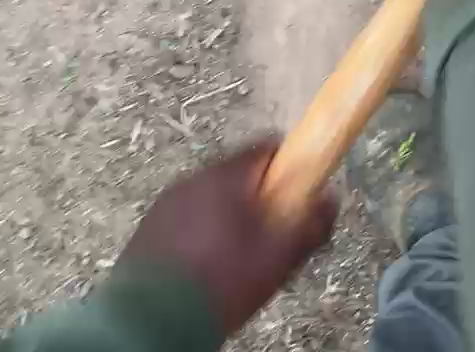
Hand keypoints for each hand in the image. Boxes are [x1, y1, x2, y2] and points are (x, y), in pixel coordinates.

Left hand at [118, 137, 337, 334]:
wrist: (145, 327)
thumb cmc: (222, 281)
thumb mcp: (280, 257)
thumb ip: (312, 222)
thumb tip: (331, 197)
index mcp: (228, 175)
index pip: (270, 147)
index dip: (290, 166)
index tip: (298, 194)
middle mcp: (194, 178)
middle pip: (239, 173)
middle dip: (258, 195)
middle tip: (269, 231)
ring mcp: (165, 204)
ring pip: (211, 196)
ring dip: (227, 214)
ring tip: (235, 254)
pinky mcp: (143, 232)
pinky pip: (185, 218)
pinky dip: (199, 232)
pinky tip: (205, 266)